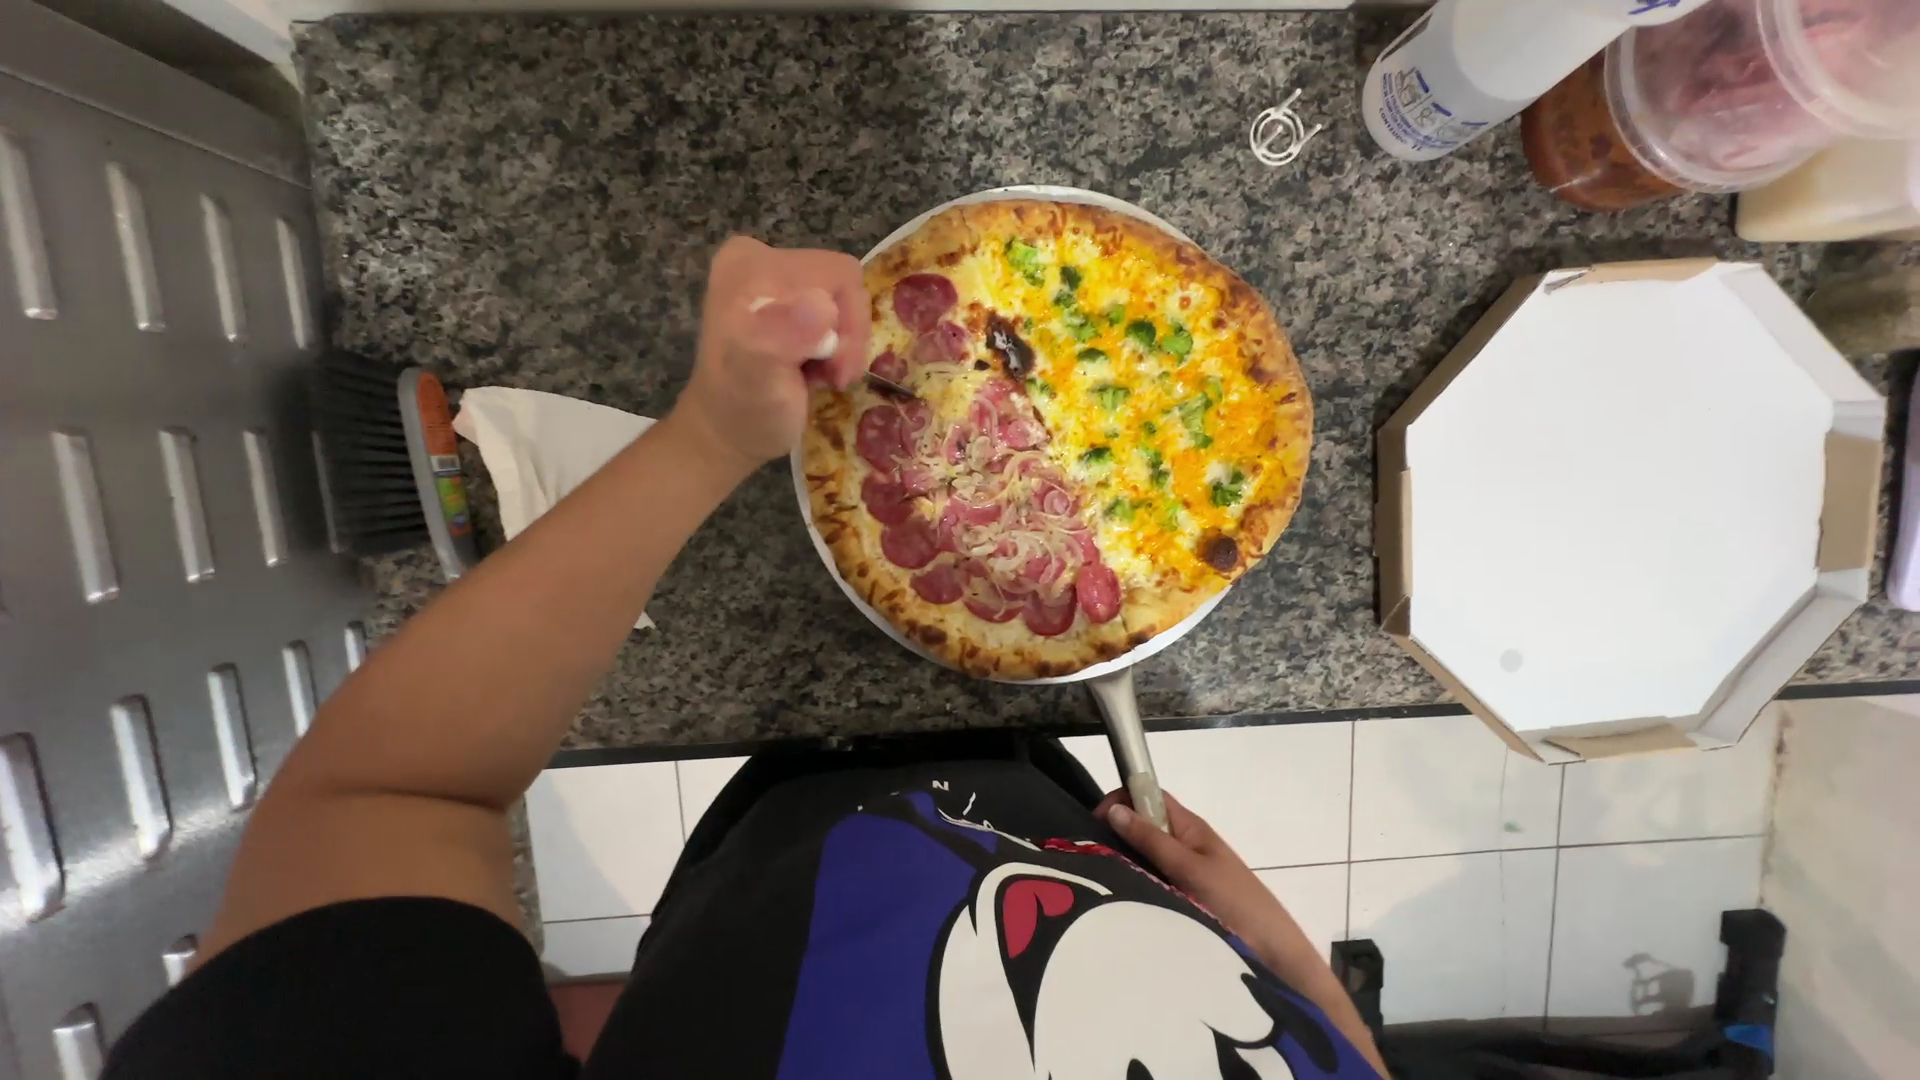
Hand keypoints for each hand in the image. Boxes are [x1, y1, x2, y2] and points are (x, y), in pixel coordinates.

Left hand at [669, 235, 870, 476]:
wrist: (728, 435)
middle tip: (831, 376)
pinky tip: (817, 368)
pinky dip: (837, 346)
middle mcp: (760, 259)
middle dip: (847, 337)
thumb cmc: (744, 411)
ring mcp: (774, 280)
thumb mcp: (758, 377)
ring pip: (845, 302)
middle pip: (843, 286)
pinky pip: (837, 313)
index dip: (847, 323)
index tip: (833, 366)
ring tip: (822, 375)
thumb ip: (781, 337)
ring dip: (844, 346)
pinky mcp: (786, 301)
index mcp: (749, 264)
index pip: (836, 274)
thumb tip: (821, 308)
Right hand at [1099, 790, 1315, 971]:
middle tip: (1091, 857)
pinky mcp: (1184, 899)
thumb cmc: (1235, 902)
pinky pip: (1152, 882)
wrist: (1274, 955)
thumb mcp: (1189, 869)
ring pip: (1144, 857)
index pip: (1148, 795)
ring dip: (1124, 862)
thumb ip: (1152, 840)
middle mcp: (1185, 844)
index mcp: (1189, 827)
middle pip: (1142, 826)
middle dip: (1116, 834)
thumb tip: (1114, 809)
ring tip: (1099, 881)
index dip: (1121, 799)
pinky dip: (1136, 886)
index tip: (1096, 823)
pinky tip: (1120, 901)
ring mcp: (1185, 873)